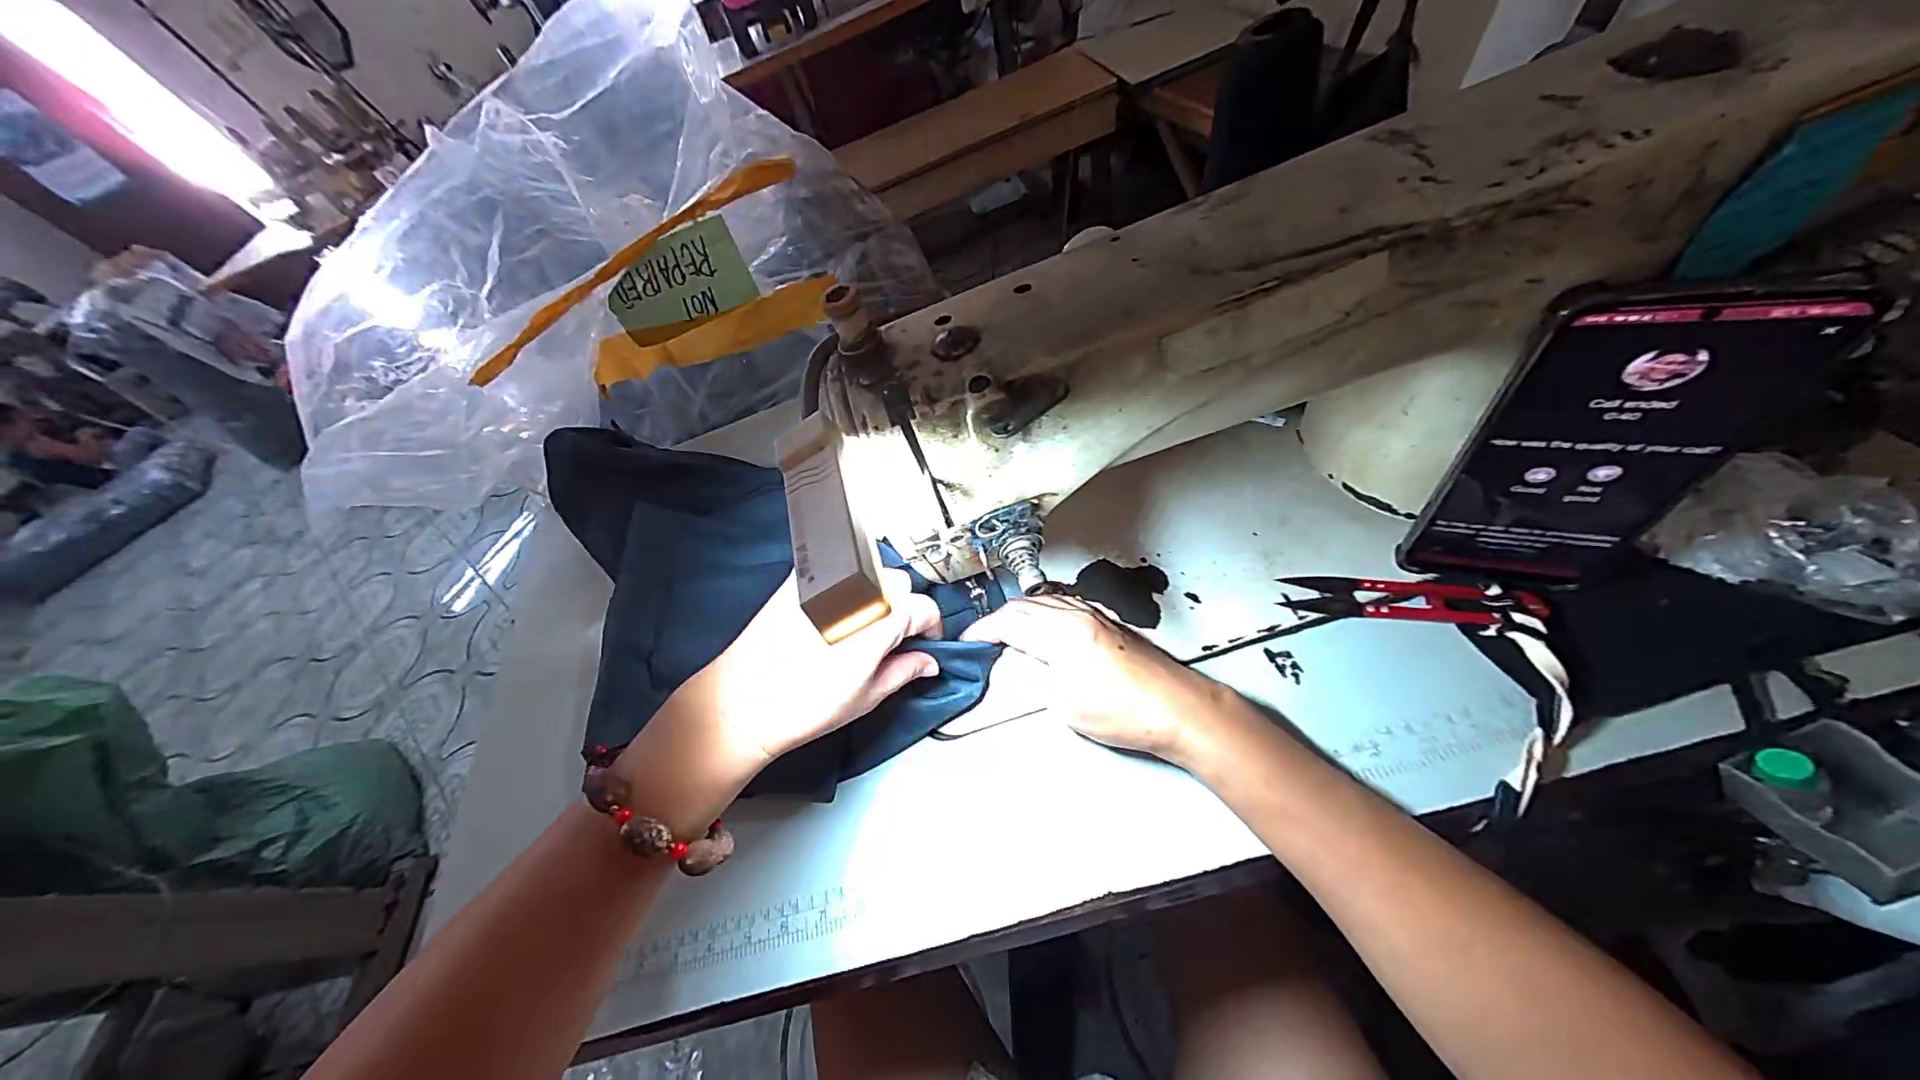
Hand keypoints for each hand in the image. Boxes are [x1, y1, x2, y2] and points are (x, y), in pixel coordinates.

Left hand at [648, 568, 943, 788]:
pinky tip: (835, 620)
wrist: (743, 702)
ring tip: (863, 630)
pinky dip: (846, 590)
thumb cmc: (798, 704)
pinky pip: (837, 575)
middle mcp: (856, 590)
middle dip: (906, 609)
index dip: (931, 628)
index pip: (925, 607)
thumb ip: (905, 670)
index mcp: (881, 616)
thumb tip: (926, 662)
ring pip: (870, 574)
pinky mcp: (799, 581)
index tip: (927, 641)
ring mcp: (826, 582)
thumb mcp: (868, 695)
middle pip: (900, 584)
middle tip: (896, 640)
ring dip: (878, 596)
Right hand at [959, 594, 1243, 768]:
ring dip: (1020, 614)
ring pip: (1044, 602)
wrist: (1178, 710)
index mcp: (1063, 633)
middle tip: (983, 639)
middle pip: (1023, 606)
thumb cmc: (1133, 711)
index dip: (982, 631)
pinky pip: (1063, 607)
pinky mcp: (1107, 624)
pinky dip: (1042, 613)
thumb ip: (1035, 677)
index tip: (969, 640)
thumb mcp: (1065, 704)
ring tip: (1007, 634)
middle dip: (997, 620)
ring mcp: (1095, 617)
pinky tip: (1042, 628)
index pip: (1008, 621)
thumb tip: (1019, 664)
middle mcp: (1078, 617)